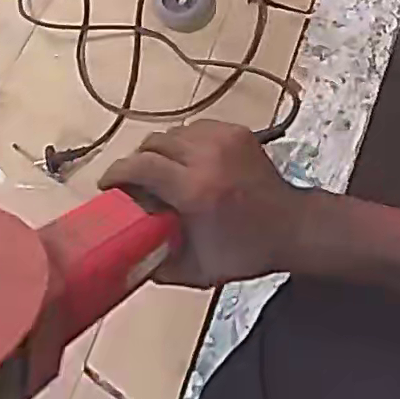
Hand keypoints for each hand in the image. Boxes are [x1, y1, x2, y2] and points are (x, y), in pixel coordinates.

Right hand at [98, 120, 311, 286]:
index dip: (117, 172)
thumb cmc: (244, 251)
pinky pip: (196, 128)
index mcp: (195, 189)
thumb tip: (121, 253)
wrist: (291, 225)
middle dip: (137, 160)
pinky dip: (185, 143)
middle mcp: (207, 156)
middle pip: (153, 143)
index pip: (141, 165)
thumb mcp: (197, 270)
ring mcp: (224, 138)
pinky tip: (189, 162)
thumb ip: (155, 263)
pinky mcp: (236, 130)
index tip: (107, 184)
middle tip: (134, 181)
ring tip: (163, 172)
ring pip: (174, 132)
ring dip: (161, 151)